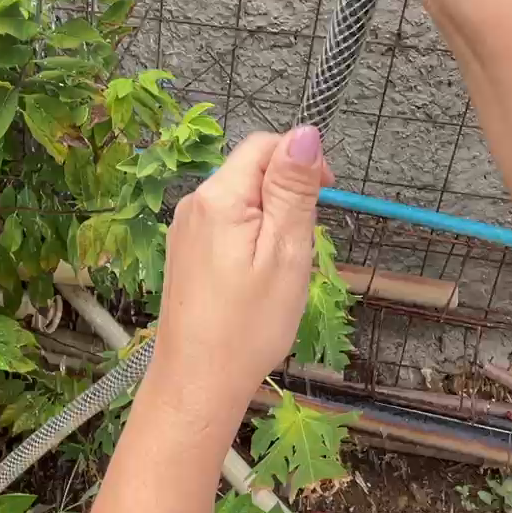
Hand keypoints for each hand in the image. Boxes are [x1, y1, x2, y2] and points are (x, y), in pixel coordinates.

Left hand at [150, 127, 332, 417]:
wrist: (198, 380)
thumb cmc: (248, 325)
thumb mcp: (286, 252)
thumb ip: (293, 189)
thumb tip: (305, 132)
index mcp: (218, 197)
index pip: (263, 145)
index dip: (301, 160)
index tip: (326, 196)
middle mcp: (194, 203)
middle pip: (250, 170)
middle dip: (286, 194)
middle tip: (301, 246)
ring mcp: (185, 227)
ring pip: (240, 198)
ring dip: (269, 218)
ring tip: (280, 266)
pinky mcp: (185, 249)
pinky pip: (225, 223)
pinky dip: (250, 236)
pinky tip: (256, 275)